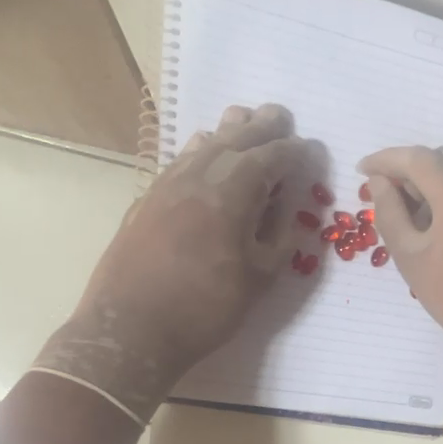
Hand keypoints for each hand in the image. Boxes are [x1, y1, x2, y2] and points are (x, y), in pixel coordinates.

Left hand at [32, 104, 312, 420]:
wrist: (132, 329)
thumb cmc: (205, 310)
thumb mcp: (258, 281)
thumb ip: (278, 241)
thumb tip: (290, 216)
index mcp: (228, 198)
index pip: (266, 161)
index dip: (291, 152)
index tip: (309, 146)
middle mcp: (196, 181)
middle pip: (232, 142)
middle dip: (260, 127)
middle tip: (281, 114)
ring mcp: (167, 188)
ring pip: (201, 147)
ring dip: (227, 132)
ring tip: (243, 119)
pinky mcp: (148, 203)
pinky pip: (180, 162)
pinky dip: (200, 150)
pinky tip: (203, 152)